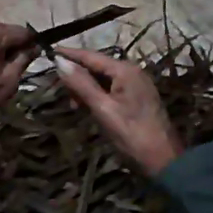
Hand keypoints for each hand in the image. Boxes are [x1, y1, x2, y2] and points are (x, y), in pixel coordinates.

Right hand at [53, 47, 184, 176]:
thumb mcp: (103, 109)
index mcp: (125, 70)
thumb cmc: (132, 135)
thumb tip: (59, 61)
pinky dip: (97, 96)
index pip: (90, 56)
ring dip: (86, 88)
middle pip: (97, 66)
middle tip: (58, 88)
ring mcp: (136, 85)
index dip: (69, 54)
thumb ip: (81, 84)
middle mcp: (132, 72)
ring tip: (73, 105)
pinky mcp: (137, 99)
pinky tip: (87, 108)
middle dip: (77, 75)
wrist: (164, 161)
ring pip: (103, 79)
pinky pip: (111, 90)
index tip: (48, 52)